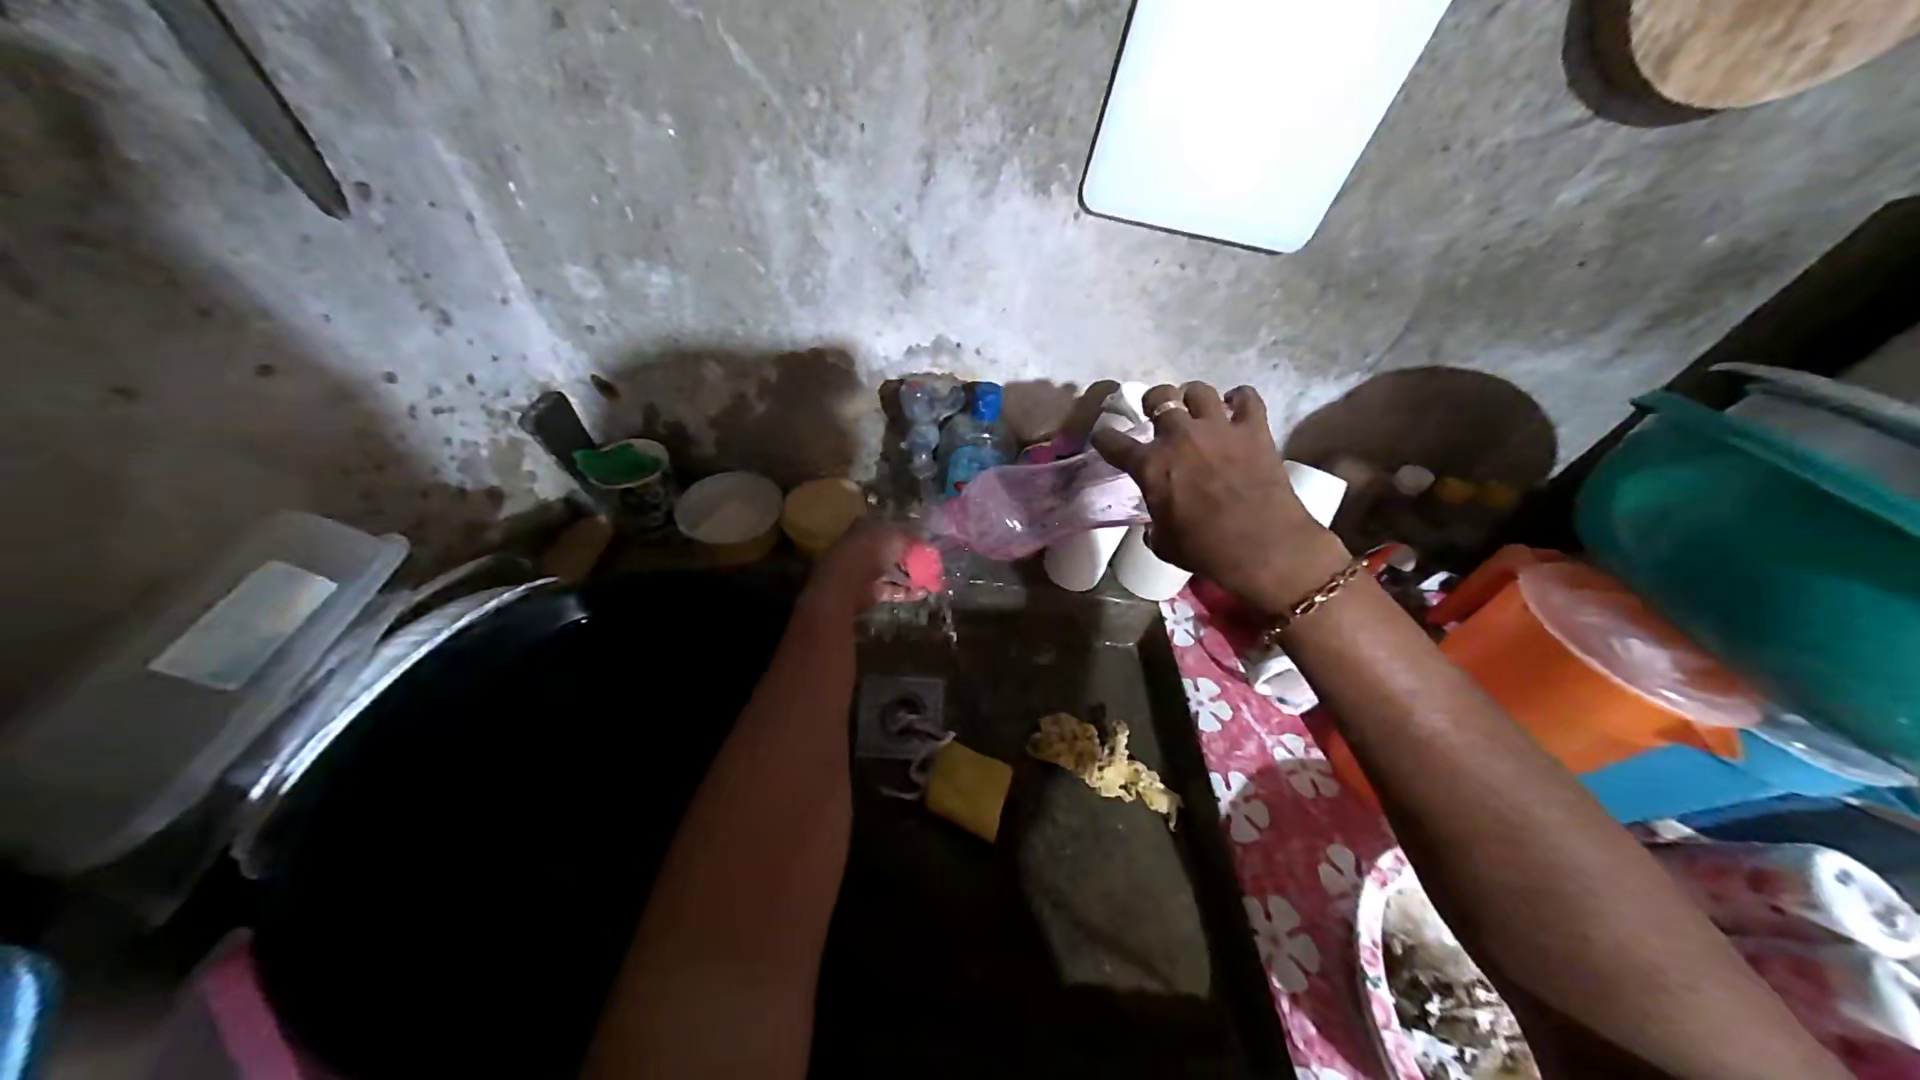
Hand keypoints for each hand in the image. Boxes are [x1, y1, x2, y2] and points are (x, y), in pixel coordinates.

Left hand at [800, 521, 922, 618]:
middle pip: (894, 552)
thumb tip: (926, 539)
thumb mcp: (897, 538)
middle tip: (932, 565)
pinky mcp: (868, 590)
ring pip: (893, 572)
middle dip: (913, 559)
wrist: (847, 582)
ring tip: (931, 582)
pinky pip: (890, 588)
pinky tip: (922, 593)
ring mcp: (866, 569)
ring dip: (912, 577)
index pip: (894, 528)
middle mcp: (866, 546)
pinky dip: (905, 591)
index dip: (912, 535)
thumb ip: (913, 538)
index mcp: (869, 527)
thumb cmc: (871, 551)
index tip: (928, 543)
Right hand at [1090, 382, 1349, 613]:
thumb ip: (1154, 525)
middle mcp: (1179, 437)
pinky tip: (1236, 407)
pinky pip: (1247, 397)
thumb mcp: (1164, 542)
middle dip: (1154, 402)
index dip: (1105, 438)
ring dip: (1192, 396)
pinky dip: (1240, 399)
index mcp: (1150, 465)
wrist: (1261, 546)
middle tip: (1158, 413)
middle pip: (1159, 397)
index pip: (1114, 442)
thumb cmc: (1204, 549)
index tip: (1104, 437)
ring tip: (1195, 407)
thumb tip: (1155, 525)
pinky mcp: (1254, 429)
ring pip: (1199, 390)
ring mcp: (1218, 428)